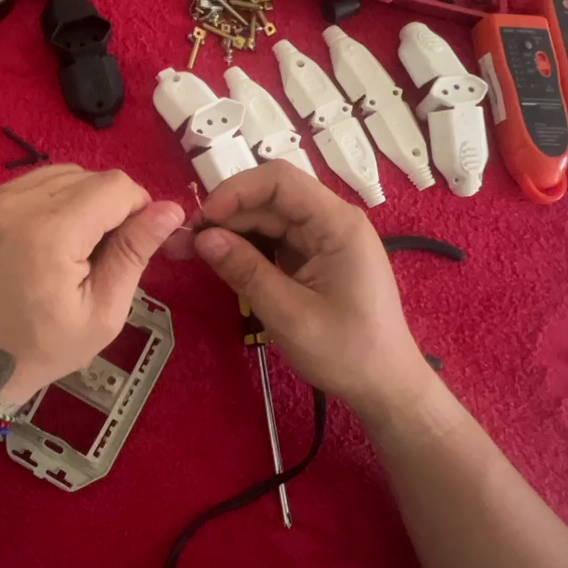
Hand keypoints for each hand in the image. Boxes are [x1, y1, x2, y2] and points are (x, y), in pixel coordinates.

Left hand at [0, 165, 182, 409]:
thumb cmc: (43, 348)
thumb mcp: (103, 312)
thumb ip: (135, 253)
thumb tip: (172, 209)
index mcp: (49, 234)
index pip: (115, 186)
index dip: (137, 208)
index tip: (133, 244)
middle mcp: (16, 204)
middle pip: (90, 176)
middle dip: (110, 207)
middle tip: (103, 254)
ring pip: (62, 174)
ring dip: (82, 200)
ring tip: (75, 247)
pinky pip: (32, 183)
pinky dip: (52, 201)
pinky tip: (49, 239)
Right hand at [164, 161, 439, 416]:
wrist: (385, 386)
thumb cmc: (346, 352)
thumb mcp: (290, 315)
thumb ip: (246, 271)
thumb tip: (202, 238)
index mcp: (337, 225)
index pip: (280, 181)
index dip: (235, 192)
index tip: (201, 220)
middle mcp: (331, 222)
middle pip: (269, 198)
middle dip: (224, 214)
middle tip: (181, 242)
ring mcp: (323, 239)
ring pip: (267, 218)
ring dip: (229, 231)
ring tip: (190, 251)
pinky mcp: (314, 258)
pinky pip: (274, 240)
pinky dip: (244, 247)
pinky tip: (219, 260)